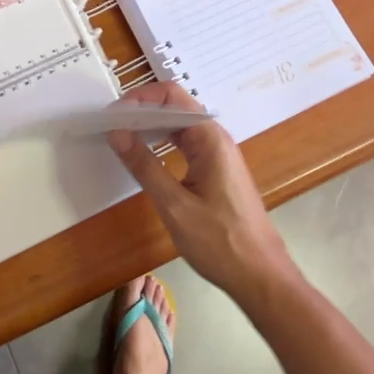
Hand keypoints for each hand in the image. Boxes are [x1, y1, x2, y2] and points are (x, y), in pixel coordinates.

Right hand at [107, 82, 295, 299]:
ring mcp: (219, 154)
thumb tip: (117, 133)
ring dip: (151, 126)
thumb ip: (144, 166)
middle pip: (175, 107)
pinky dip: (163, 142)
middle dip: (142, 110)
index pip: (171, 96)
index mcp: (209, 138)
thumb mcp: (175, 206)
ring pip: (180, 125)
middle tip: (112, 125)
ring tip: (122, 138)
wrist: (262, 277)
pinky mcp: (218, 171)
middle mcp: (216, 138)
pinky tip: (146, 156)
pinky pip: (186, 143)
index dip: (139, 98)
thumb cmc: (220, 242)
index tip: (112, 114)